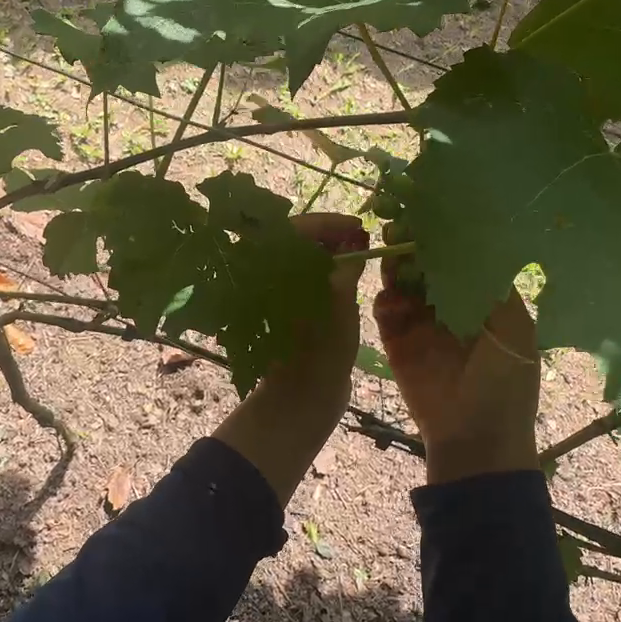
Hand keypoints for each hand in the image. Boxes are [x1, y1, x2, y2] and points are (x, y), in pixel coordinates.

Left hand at [276, 212, 369, 385]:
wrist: (300, 398)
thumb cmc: (320, 348)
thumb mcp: (339, 301)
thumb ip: (346, 264)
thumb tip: (356, 238)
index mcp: (267, 268)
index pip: (295, 228)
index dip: (329, 223)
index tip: (359, 226)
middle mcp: (260, 275)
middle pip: (292, 240)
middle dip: (326, 235)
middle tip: (360, 239)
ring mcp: (267, 294)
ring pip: (295, 259)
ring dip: (323, 252)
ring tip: (356, 255)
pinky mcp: (277, 310)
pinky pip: (296, 279)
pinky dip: (318, 272)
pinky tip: (342, 275)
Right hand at [373, 253, 540, 484]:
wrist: (475, 439)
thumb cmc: (504, 384)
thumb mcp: (513, 331)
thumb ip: (490, 288)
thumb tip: (468, 242)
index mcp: (481, 302)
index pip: (460, 260)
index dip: (444, 238)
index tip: (428, 218)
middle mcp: (450, 307)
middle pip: (426, 266)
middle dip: (412, 248)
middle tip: (397, 231)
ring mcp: (420, 324)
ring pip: (402, 284)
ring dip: (395, 269)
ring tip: (389, 259)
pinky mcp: (396, 342)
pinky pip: (385, 311)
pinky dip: (384, 300)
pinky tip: (389, 300)